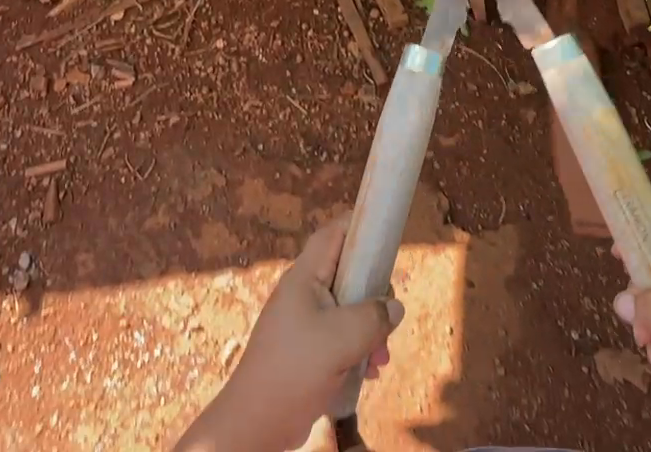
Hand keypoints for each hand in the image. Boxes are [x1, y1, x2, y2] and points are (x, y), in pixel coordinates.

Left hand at [176, 214, 403, 451]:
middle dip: (373, 296)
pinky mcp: (306, 351)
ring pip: (347, 311)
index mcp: (304, 277)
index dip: (359, 227)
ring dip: (369, 331)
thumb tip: (394, 306)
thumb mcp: (342, 337)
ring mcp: (303, 323)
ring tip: (380, 358)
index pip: (333, 235)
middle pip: (347, 275)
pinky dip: (357, 351)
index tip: (387, 236)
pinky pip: (340, 339)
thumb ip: (374, 316)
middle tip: (388, 319)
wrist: (257, 422)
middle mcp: (303, 294)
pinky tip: (368, 374)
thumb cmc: (295, 368)